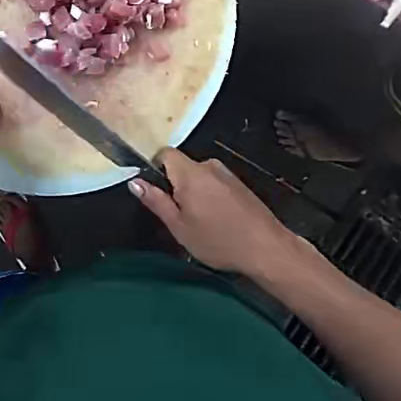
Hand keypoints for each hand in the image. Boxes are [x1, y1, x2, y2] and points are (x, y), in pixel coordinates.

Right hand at [128, 149, 319, 281]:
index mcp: (191, 172)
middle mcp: (209, 166)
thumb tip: (135, 182)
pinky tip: (217, 221)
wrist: (265, 247)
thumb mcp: (179, 226)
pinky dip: (210, 198)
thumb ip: (156, 201)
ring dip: (193, 194)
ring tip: (200, 223)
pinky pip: (214, 184)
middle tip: (177, 216)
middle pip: (182, 167)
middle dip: (175, 187)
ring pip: (199, 177)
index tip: (155, 192)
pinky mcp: (239, 184)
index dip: (155, 169)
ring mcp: (227, 174)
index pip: (165, 153)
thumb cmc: (218, 240)